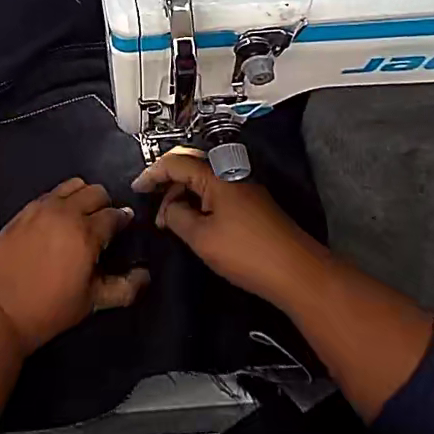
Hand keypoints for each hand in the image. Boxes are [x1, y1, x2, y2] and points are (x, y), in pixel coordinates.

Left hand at [0, 178, 149, 353]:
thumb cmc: (47, 310)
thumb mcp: (90, 303)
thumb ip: (123, 288)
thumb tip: (144, 276)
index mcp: (86, 233)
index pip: (115, 215)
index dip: (123, 221)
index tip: (124, 228)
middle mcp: (66, 213)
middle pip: (96, 192)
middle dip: (105, 205)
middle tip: (103, 225)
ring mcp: (42, 208)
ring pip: (73, 185)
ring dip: (83, 197)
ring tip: (81, 218)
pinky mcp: (24, 210)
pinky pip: (51, 193)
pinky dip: (61, 200)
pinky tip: (58, 220)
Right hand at [131, 148, 329, 306]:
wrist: (296, 271)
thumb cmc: (247, 253)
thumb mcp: (202, 238)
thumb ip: (178, 218)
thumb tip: (170, 210)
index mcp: (216, 176)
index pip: (176, 162)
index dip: (153, 173)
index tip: (137, 188)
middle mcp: (230, 174)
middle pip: (191, 167)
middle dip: (168, 183)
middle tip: (154, 208)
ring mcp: (244, 188)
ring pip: (204, 181)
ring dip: (184, 195)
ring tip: (172, 222)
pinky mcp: (252, 204)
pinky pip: (217, 193)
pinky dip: (200, 202)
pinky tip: (195, 223)